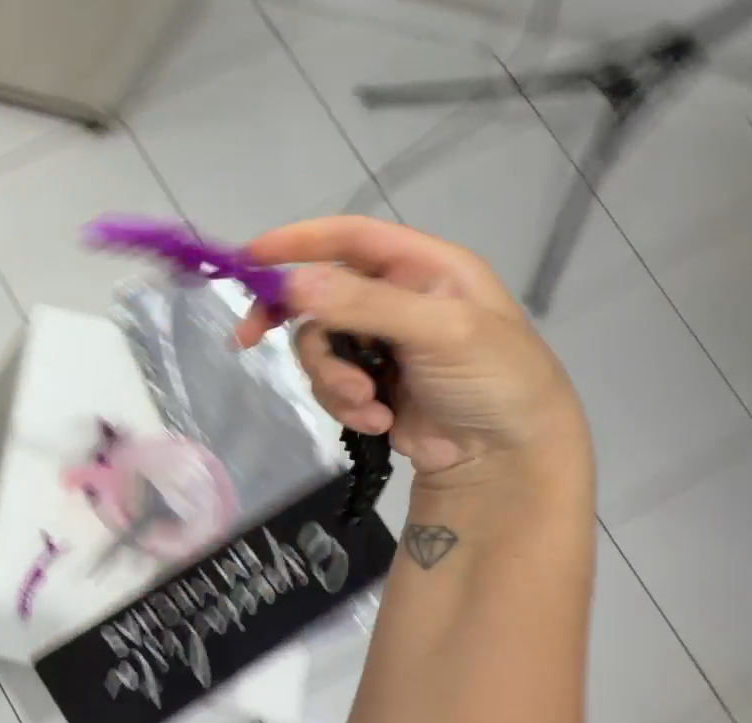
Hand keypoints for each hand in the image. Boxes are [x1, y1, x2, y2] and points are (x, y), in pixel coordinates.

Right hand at [236, 216, 588, 484]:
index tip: (246, 259)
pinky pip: (325, 383)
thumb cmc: (494, 379)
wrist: (504, 455)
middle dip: (287, 322)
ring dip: (331, 379)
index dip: (296, 242)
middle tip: (246, 340)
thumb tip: (291, 284)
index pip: (350, 238)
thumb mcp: (440, 332)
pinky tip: (378, 420)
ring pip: (316, 347)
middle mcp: (395, 298)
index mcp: (423, 269)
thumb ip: (365, 305)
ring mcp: (377, 344)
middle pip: (315, 296)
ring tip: (366, 401)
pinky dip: (343, 404)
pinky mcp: (365, 383)